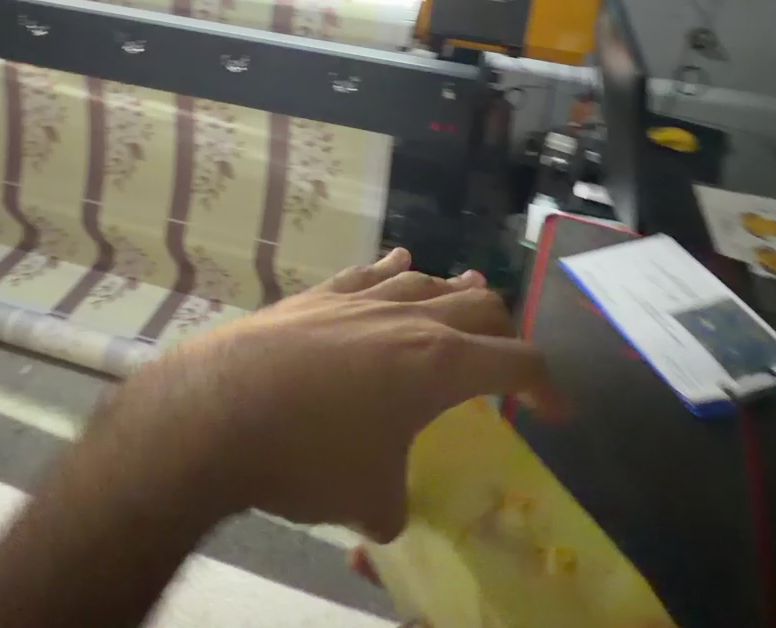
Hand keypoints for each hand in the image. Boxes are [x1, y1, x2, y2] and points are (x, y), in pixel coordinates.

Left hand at [97, 249, 555, 540]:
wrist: (218, 412)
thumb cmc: (308, 456)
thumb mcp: (368, 499)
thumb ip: (394, 504)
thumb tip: (386, 512)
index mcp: (440, 363)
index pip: (518, 362)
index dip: (547, 388)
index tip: (557, 412)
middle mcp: (410, 317)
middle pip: (481, 306)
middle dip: (505, 332)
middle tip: (506, 359)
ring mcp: (361, 298)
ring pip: (429, 281)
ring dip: (456, 292)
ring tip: (471, 295)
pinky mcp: (319, 294)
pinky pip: (372, 271)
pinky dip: (396, 271)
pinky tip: (399, 264)